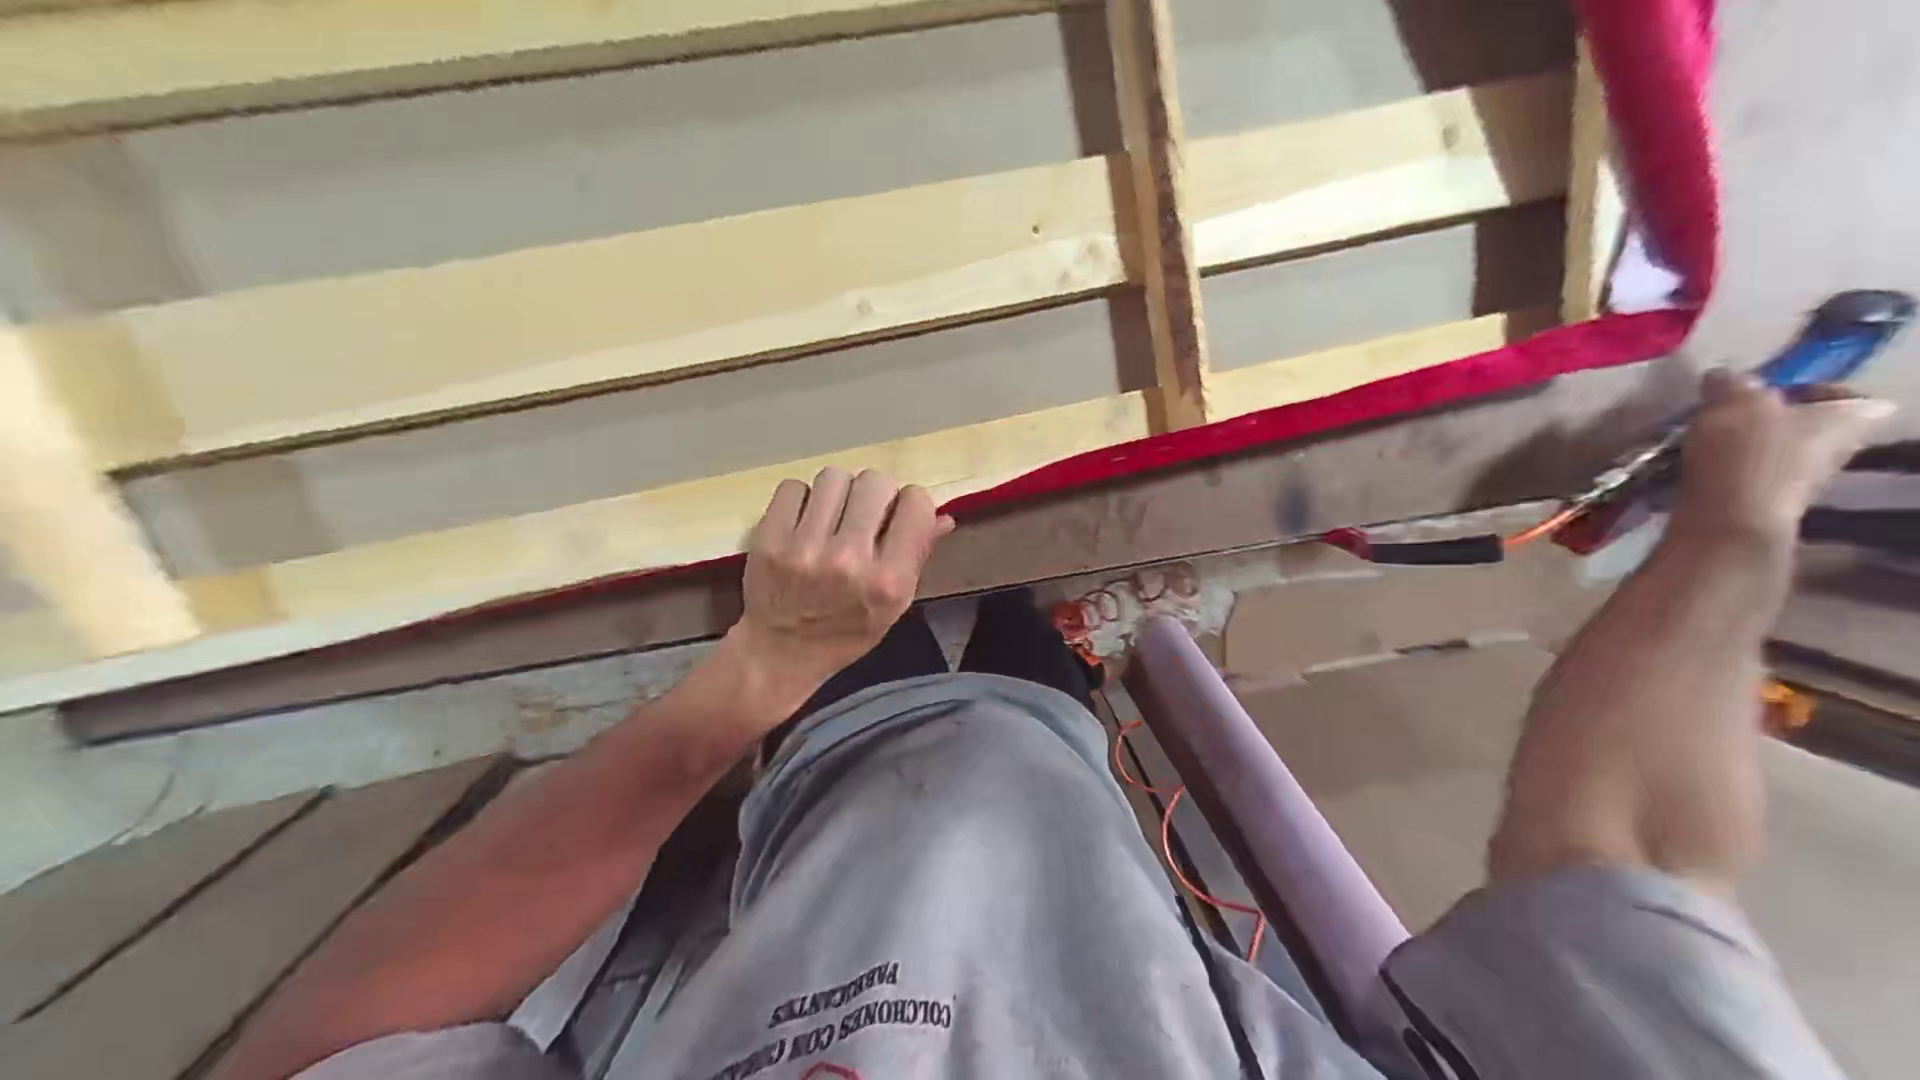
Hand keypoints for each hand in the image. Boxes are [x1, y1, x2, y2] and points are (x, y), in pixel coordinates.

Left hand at [727, 467, 953, 702]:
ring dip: (838, 492)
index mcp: (888, 580)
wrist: (780, 651)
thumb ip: (918, 556)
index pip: (916, 501)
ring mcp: (804, 548)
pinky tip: (804, 522)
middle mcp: (849, 560)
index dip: (910, 504)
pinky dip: (801, 499)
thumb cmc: (846, 630)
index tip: (898, 517)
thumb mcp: (895, 605)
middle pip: (875, 481)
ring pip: (834, 476)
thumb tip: (944, 516)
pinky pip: (793, 486)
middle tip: (864, 516)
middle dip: (875, 494)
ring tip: (832, 518)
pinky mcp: (769, 539)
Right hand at [1674, 370, 1894, 544]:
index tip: (1766, 391)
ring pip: (1772, 449)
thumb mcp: (1735, 404)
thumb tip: (1724, 376)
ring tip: (1699, 441)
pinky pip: (1747, 473)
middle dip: (1766, 418)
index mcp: (1849, 417)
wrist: (1728, 518)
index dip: (1807, 388)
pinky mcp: (1766, 500)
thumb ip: (1732, 385)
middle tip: (1724, 414)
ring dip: (1740, 444)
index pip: (1843, 393)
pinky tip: (1694, 466)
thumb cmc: (1746, 453)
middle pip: (1804, 423)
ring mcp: (1803, 479)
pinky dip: (1724, 467)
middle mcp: (1839, 448)